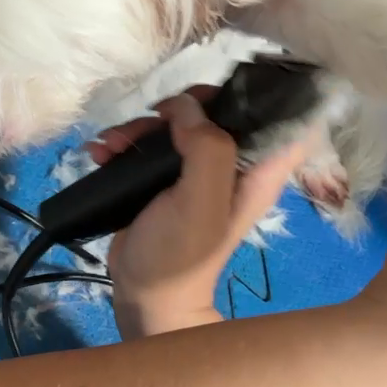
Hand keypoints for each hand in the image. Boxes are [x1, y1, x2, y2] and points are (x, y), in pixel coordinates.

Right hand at [89, 88, 309, 338]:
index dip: (260, 93)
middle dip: (181, 107)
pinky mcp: (162, 180)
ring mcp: (195, 172)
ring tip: (112, 145)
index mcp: (258, 169)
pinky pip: (149, 146)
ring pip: (176, 125)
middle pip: (218, 110)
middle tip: (155, 116)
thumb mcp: (200, 201)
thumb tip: (185, 105)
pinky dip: (124, 144)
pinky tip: (102, 153)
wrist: (143, 293)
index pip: (284, 115)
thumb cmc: (179, 254)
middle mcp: (232, 165)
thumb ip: (205, 147)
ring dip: (140, 128)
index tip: (219, 93)